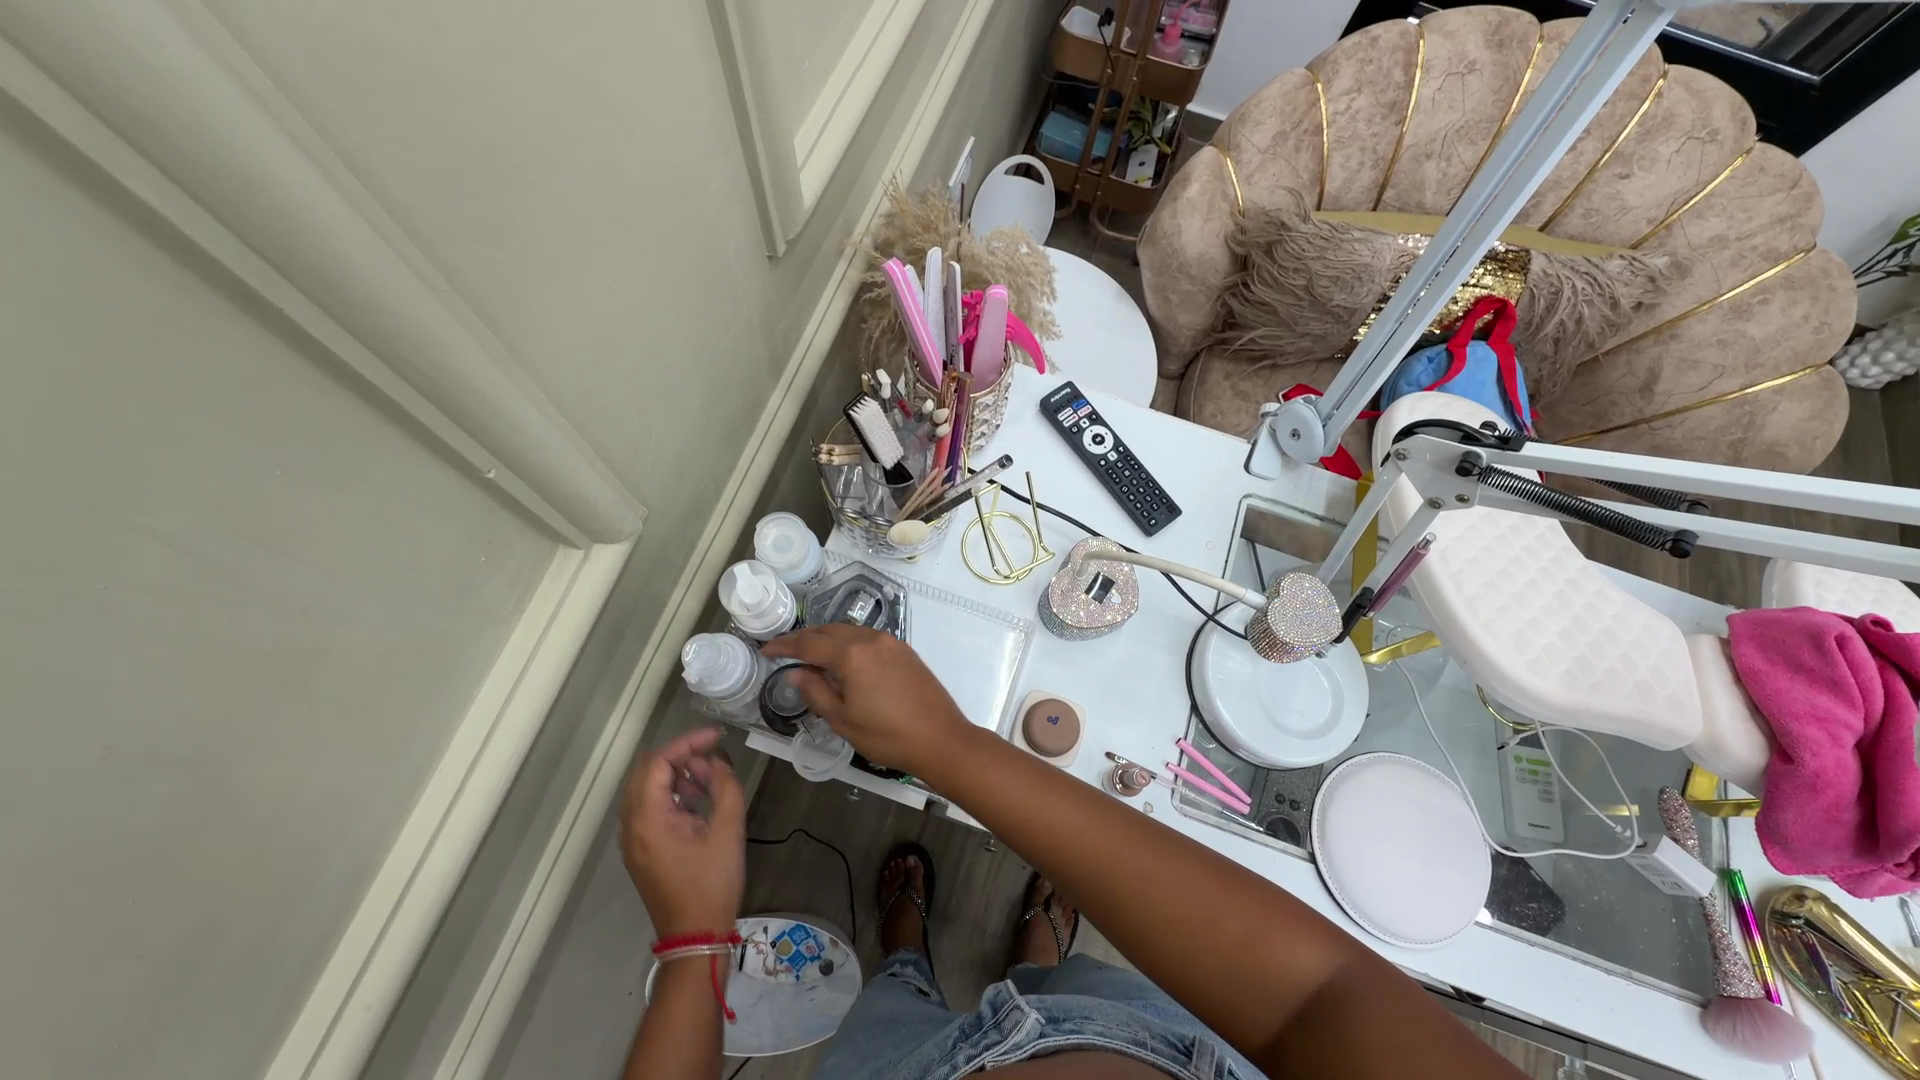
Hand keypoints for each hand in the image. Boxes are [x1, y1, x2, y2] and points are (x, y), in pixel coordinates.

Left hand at [618, 728, 744, 937]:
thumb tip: (718, 762)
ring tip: (709, 782)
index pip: (658, 762)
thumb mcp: (728, 831)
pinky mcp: (640, 851)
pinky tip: (697, 804)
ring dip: (674, 776)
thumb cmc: (713, 884)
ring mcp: (631, 840)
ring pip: (644, 789)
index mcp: (647, 818)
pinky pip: (647, 809)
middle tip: (713, 758)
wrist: (695, 935)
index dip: (688, 743)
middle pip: (645, 771)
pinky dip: (669, 796)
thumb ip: (726, 787)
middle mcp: (630, 825)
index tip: (718, 737)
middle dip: (680, 757)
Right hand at [761, 625, 972, 775]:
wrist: (941, 739)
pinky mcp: (905, 651)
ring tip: (810, 656)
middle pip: (829, 630)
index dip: (784, 645)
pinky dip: (849, 644)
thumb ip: (815, 692)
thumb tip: (795, 673)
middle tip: (785, 651)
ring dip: (827, 639)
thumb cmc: (887, 736)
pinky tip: (843, 662)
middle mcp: (871, 639)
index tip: (766, 651)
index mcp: (852, 655)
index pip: (808, 643)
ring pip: (850, 631)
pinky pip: (868, 639)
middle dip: (805, 638)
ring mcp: (891, 642)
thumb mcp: (842, 719)